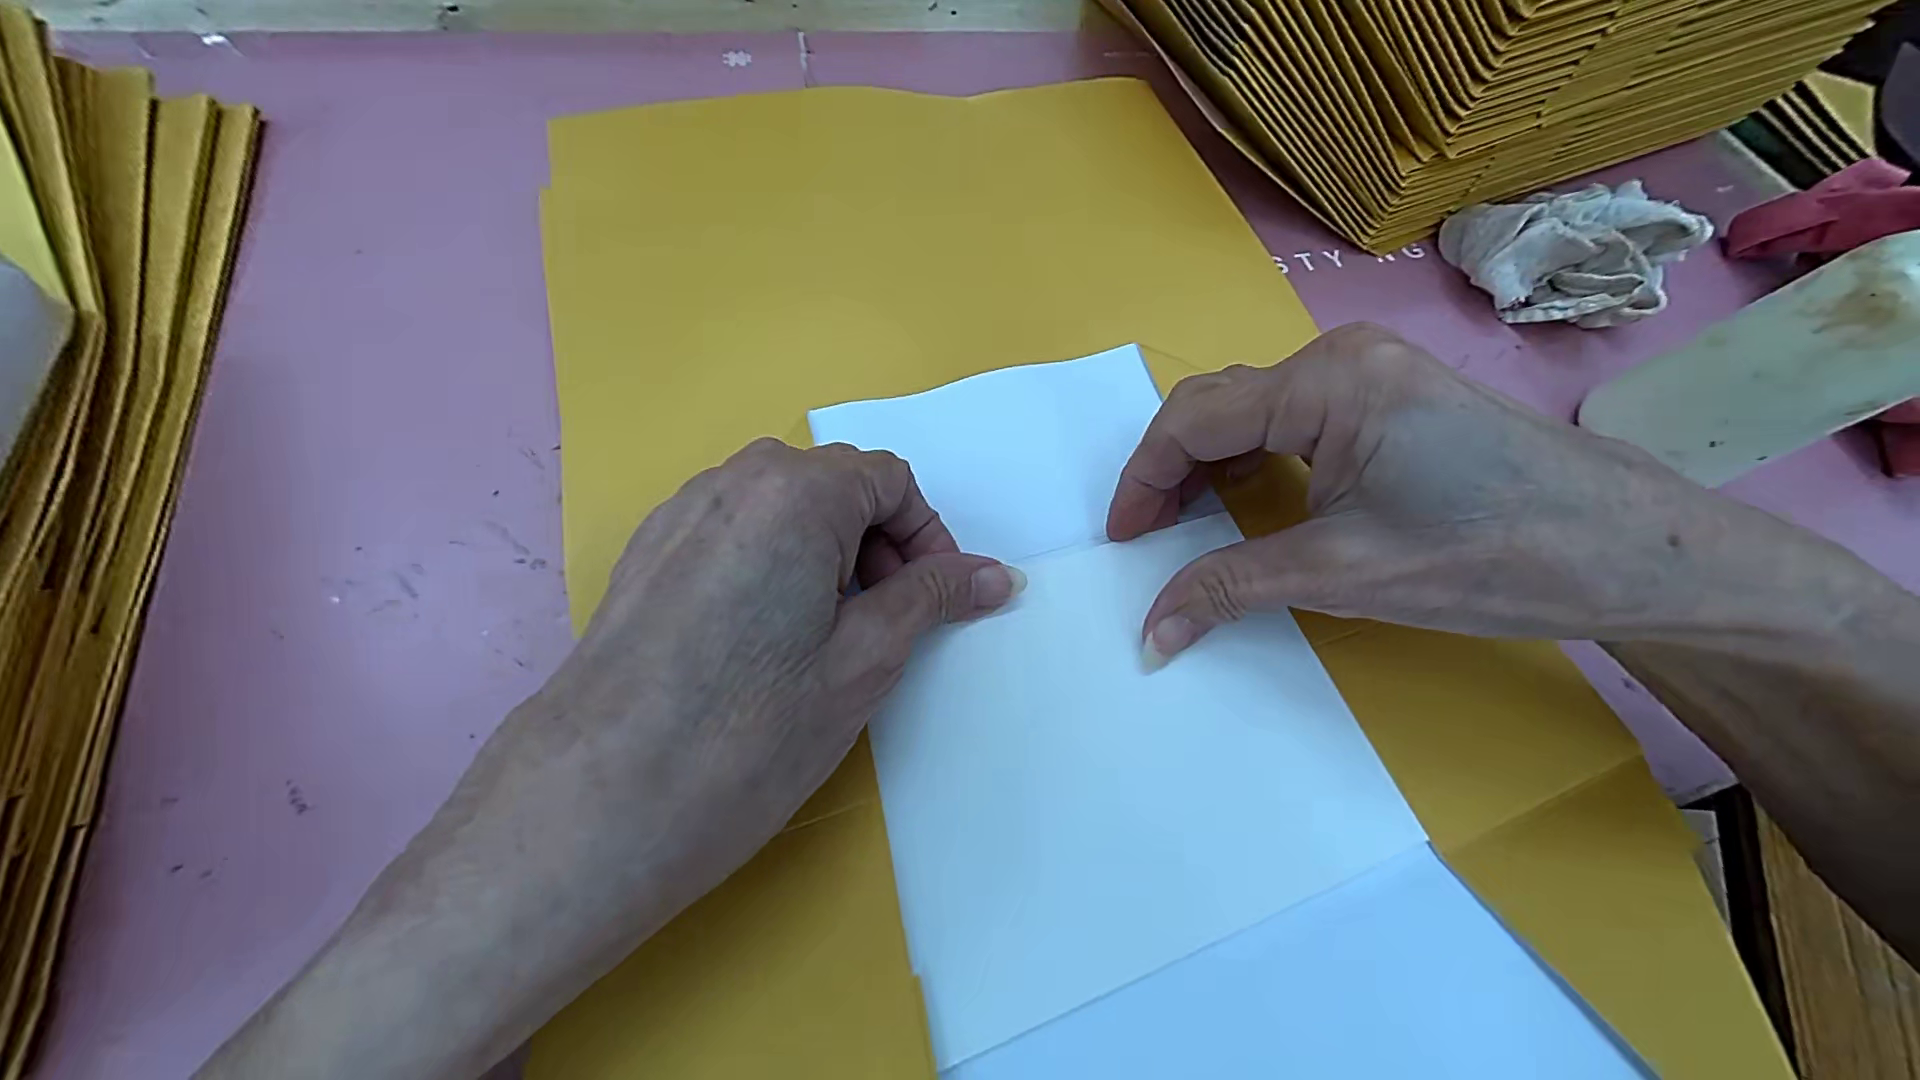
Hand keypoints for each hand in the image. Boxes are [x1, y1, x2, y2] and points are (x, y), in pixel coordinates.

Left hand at [197, 439, 1019, 1079]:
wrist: (590, 808)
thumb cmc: (752, 731)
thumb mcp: (866, 659)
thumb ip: (933, 597)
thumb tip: (995, 574)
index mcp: (793, 489)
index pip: (890, 479)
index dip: (925, 537)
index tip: (928, 600)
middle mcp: (730, 479)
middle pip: (835, 487)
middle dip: (876, 545)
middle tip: (877, 625)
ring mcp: (677, 514)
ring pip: (783, 510)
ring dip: (826, 555)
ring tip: (819, 635)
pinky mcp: (645, 554)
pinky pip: (734, 532)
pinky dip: (773, 564)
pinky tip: (757, 638)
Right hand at [1109, 322, 1854, 662]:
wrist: (1643, 556)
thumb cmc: (1490, 556)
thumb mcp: (1339, 573)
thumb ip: (1229, 589)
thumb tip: (1150, 634)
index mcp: (1325, 383)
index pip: (1193, 420)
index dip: (1142, 479)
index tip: (1121, 537)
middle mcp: (1337, 360)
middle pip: (1212, 406)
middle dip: (1166, 470)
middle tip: (1145, 534)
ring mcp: (1364, 375)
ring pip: (1245, 412)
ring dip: (1203, 467)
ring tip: (1182, 525)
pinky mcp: (1382, 400)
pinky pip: (1284, 421)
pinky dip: (1245, 463)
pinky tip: (1241, 503)